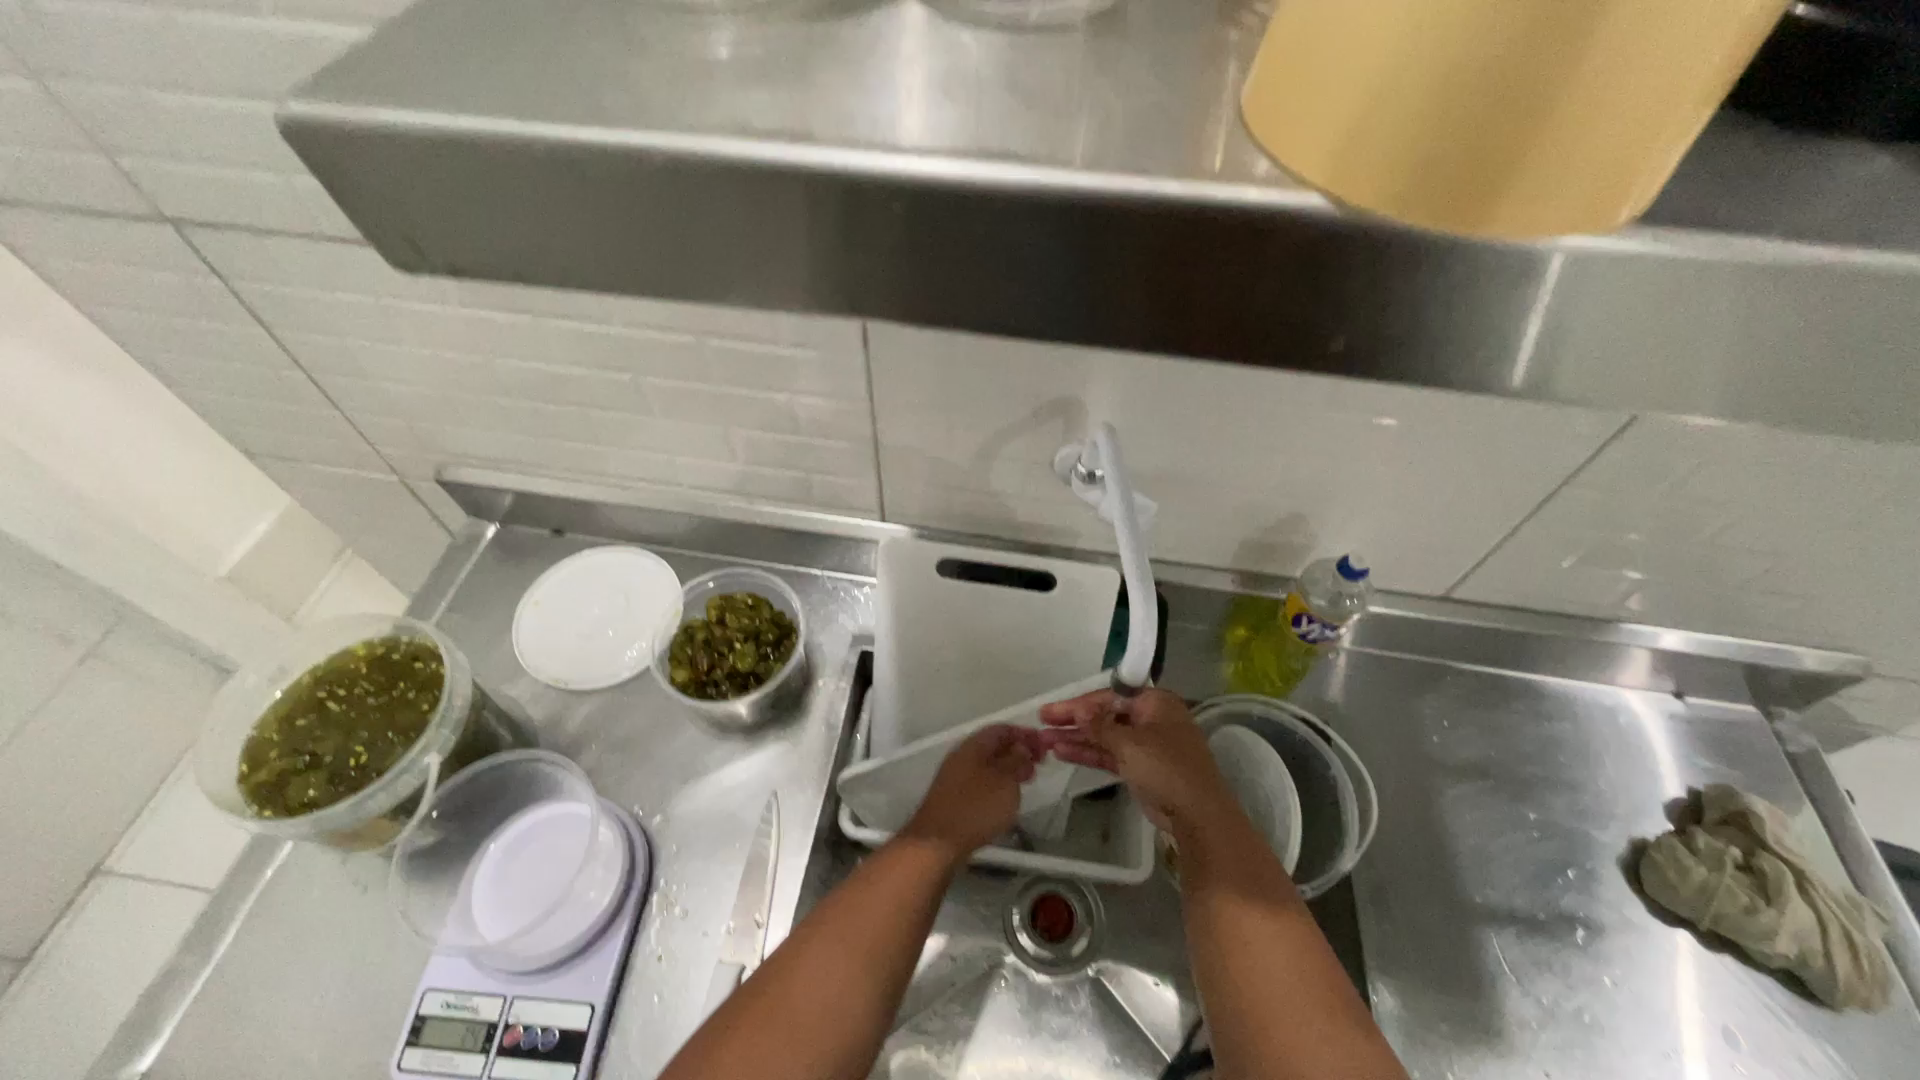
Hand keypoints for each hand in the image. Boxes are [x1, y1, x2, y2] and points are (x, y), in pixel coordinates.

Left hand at [900, 725, 1045, 860]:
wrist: (937, 843)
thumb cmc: (976, 808)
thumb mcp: (1005, 781)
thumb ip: (1016, 761)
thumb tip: (1021, 748)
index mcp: (973, 745)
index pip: (1002, 729)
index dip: (1025, 734)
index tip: (1044, 747)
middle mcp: (961, 756)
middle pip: (993, 746)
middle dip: (1017, 752)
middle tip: (1037, 766)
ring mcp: (954, 777)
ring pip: (986, 765)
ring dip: (1008, 769)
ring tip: (1025, 782)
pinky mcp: (952, 797)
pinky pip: (979, 781)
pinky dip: (996, 784)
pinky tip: (1005, 798)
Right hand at [1040, 688, 1238, 834]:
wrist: (1197, 813)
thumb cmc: (1166, 768)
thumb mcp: (1129, 743)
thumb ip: (1100, 726)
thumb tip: (1080, 710)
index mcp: (1155, 703)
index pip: (1109, 695)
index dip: (1077, 703)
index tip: (1050, 710)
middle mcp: (1151, 719)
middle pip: (1106, 715)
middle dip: (1074, 721)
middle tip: (1041, 723)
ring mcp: (1147, 745)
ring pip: (1106, 736)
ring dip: (1078, 738)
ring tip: (1044, 741)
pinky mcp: (1142, 768)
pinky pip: (1111, 754)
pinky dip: (1090, 753)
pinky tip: (1064, 753)